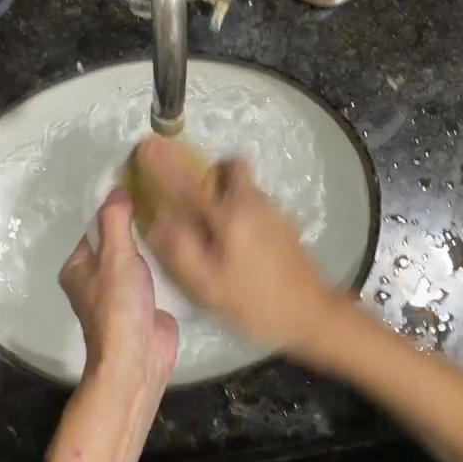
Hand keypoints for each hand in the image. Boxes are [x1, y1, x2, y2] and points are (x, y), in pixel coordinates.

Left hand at [58, 189, 178, 390]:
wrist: (138, 360)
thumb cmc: (118, 307)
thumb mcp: (115, 256)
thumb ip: (115, 221)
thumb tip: (117, 190)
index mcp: (78, 267)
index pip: (97, 227)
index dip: (118, 209)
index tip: (144, 191)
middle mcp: (96, 279)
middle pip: (120, 241)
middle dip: (141, 226)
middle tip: (168, 205)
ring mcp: (121, 294)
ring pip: (139, 258)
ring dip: (156, 246)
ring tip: (181, 222)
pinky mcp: (145, 305)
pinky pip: (155, 276)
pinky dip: (167, 265)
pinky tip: (186, 249)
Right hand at [135, 136, 341, 350]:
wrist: (312, 315)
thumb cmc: (255, 304)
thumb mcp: (208, 287)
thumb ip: (180, 250)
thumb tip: (158, 221)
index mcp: (229, 217)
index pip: (189, 184)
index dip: (166, 165)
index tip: (150, 147)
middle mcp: (253, 204)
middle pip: (232, 167)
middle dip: (213, 173)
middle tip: (199, 199)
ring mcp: (274, 212)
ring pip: (246, 186)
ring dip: (228, 194)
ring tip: (219, 231)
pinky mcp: (286, 224)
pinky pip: (257, 205)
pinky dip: (244, 212)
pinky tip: (242, 247)